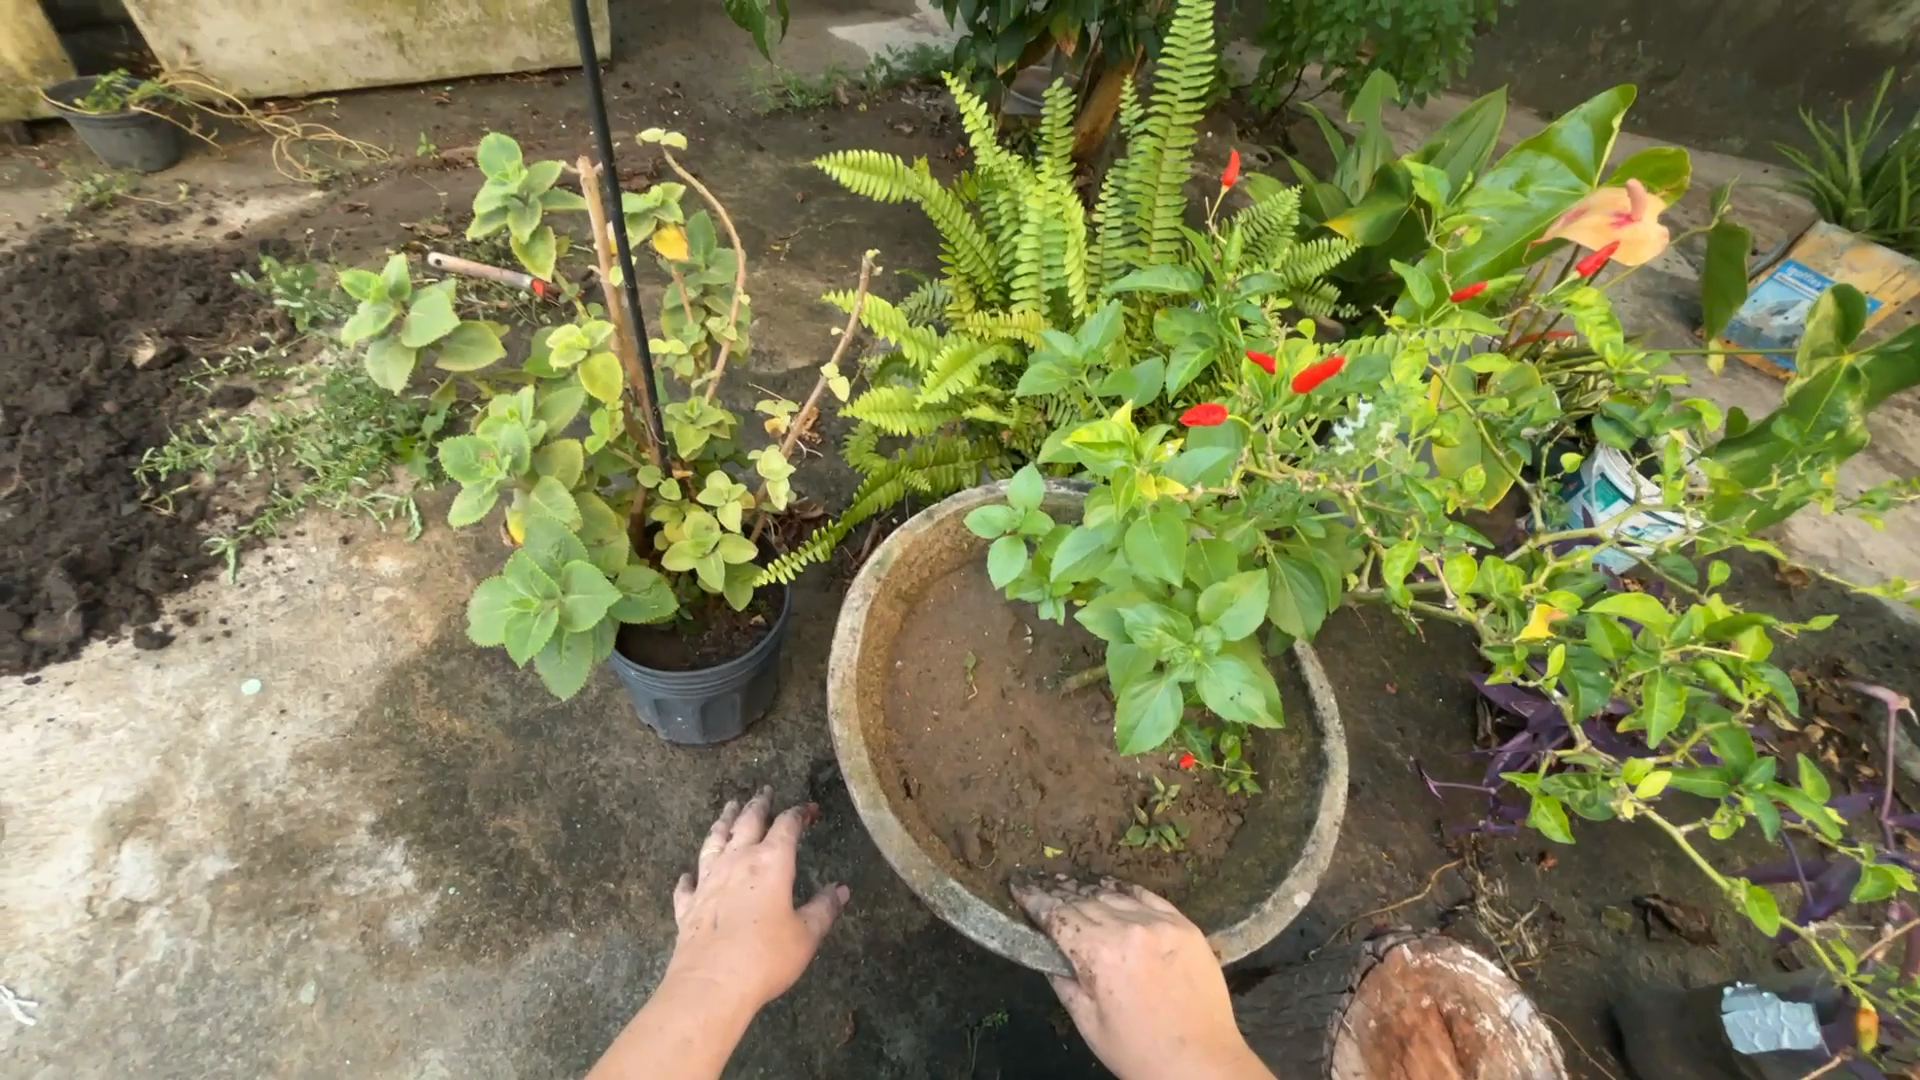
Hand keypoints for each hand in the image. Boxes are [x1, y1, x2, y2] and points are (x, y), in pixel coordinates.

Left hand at [665, 787, 850, 1014]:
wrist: (711, 985)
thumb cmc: (765, 957)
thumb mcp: (806, 935)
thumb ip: (824, 909)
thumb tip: (841, 890)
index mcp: (771, 862)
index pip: (787, 825)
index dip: (800, 813)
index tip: (810, 810)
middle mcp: (738, 861)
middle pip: (748, 822)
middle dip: (758, 805)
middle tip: (763, 791)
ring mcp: (708, 881)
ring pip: (715, 841)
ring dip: (723, 822)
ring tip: (728, 808)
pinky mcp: (688, 906)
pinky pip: (687, 885)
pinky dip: (689, 876)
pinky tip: (688, 874)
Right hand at [1013, 876, 1271, 1079]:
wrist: (1205, 1066)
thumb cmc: (1140, 1053)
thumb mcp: (1089, 1024)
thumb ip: (1063, 981)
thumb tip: (1048, 951)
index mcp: (1100, 954)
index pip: (1058, 915)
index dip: (1035, 900)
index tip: (1019, 887)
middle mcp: (1129, 928)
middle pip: (1083, 901)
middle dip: (1058, 895)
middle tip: (1041, 888)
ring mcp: (1160, 923)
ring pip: (1113, 896)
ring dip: (1089, 892)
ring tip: (1072, 889)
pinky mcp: (1185, 925)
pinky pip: (1147, 897)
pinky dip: (1125, 893)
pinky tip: (1112, 892)